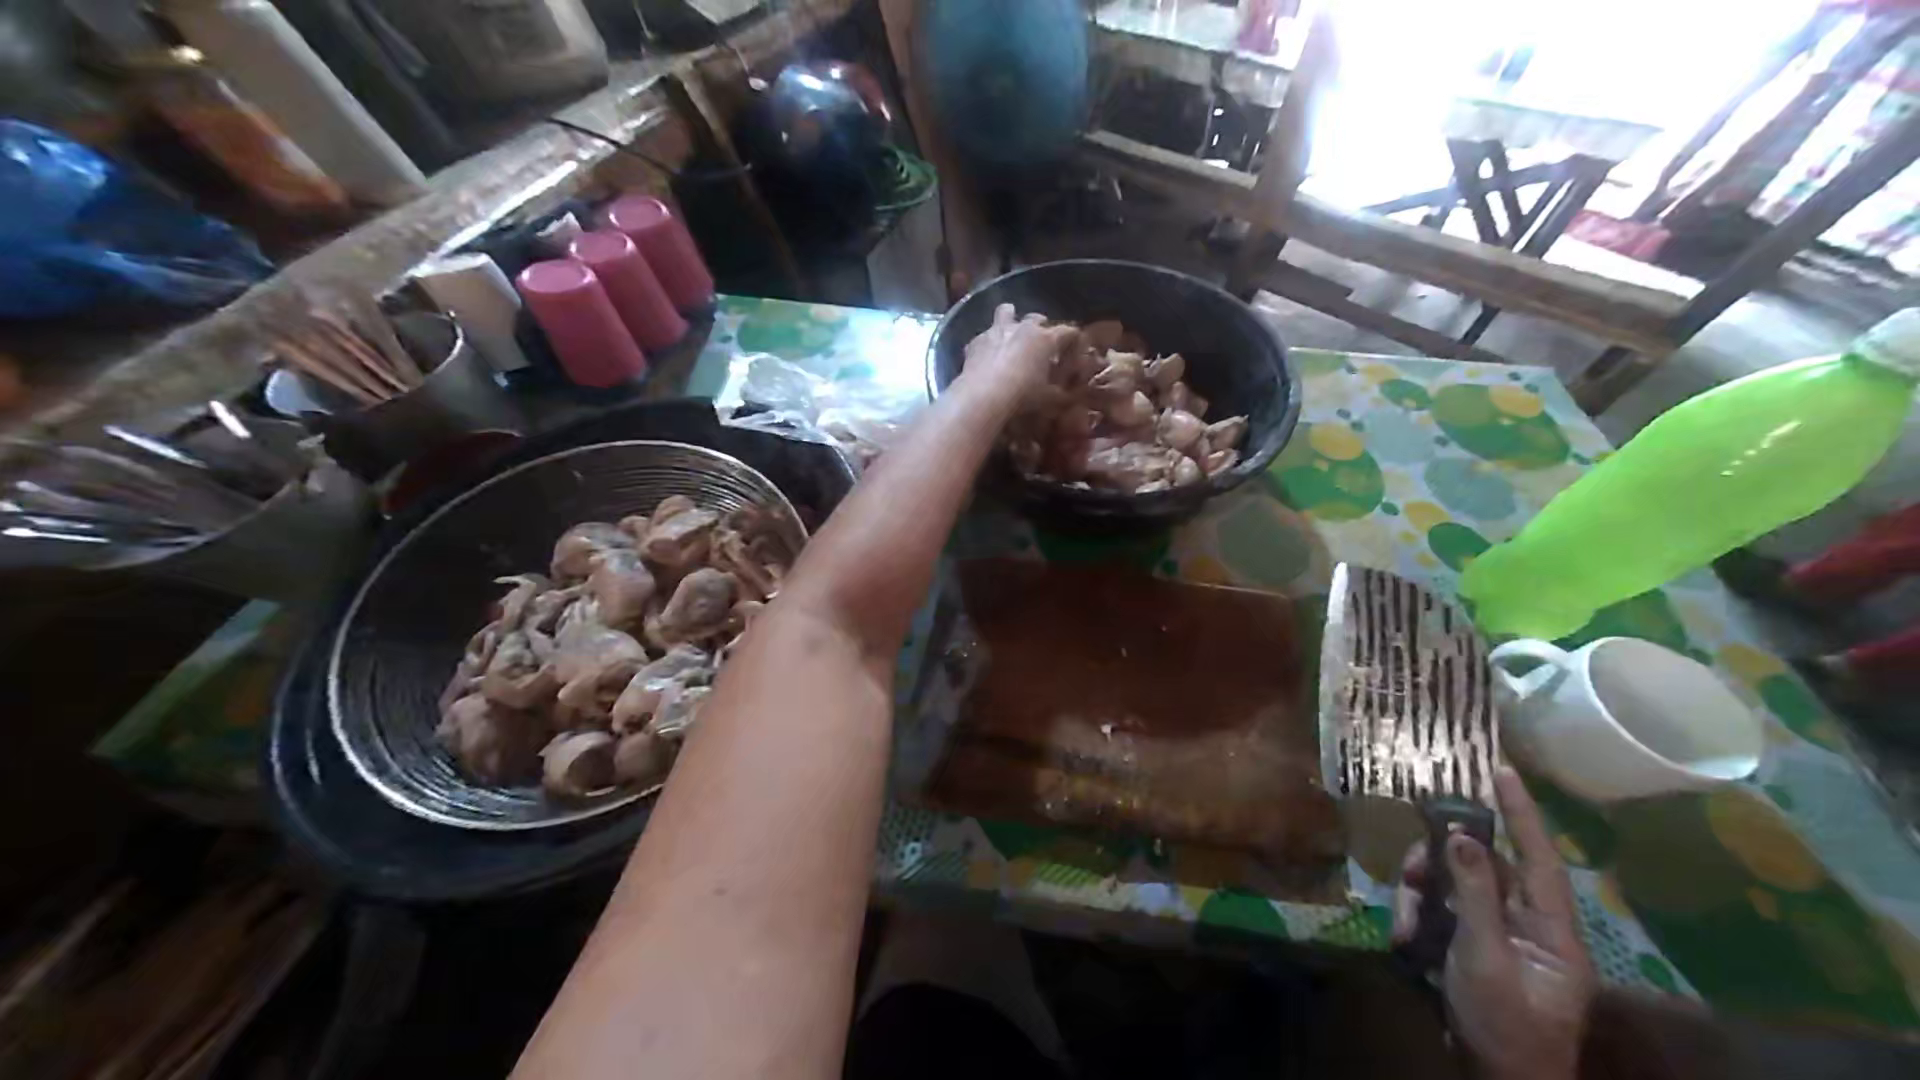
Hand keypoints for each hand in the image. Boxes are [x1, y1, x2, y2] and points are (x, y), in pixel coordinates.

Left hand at [960, 303, 1075, 403]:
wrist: (984, 395)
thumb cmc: (1023, 395)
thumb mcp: (1047, 399)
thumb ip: (1059, 394)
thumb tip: (1066, 395)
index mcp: (1045, 339)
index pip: (1067, 332)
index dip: (1073, 339)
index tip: (1074, 347)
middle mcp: (1023, 328)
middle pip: (1037, 318)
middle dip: (1041, 326)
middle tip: (1040, 342)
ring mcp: (998, 331)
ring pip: (1006, 311)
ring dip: (1010, 317)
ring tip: (1010, 331)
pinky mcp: (977, 340)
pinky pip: (984, 336)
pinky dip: (987, 342)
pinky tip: (986, 354)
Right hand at [1394, 767, 1595, 1079]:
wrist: (1496, 1079)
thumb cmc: (1504, 1022)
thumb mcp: (1485, 957)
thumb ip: (1474, 894)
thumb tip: (1463, 835)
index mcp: (1552, 929)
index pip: (1539, 858)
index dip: (1522, 813)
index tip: (1501, 771)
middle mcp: (1529, 923)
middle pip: (1482, 868)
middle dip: (1441, 865)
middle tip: (1411, 872)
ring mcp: (1498, 934)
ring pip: (1454, 887)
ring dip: (1422, 898)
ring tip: (1406, 929)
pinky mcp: (1471, 944)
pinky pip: (1441, 912)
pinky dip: (1419, 920)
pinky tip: (1407, 943)